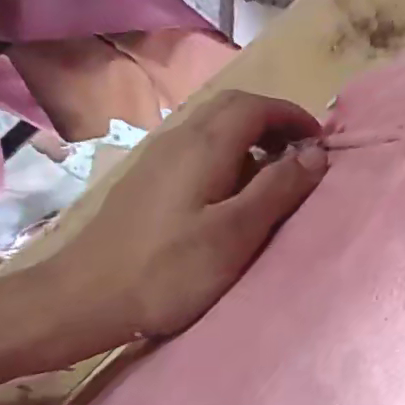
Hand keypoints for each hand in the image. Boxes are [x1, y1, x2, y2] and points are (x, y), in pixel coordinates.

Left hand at [37, 90, 326, 344]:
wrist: (84, 298)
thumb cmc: (170, 270)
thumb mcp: (237, 233)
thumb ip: (278, 188)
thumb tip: (316, 153)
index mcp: (204, 146)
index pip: (256, 106)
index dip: (292, 116)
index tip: (320, 143)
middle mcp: (179, 139)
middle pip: (232, 107)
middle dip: (273, 121)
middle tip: (300, 155)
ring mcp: (158, 158)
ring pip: (213, 126)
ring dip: (251, 137)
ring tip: (274, 175)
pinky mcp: (147, 179)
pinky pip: (197, 147)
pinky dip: (228, 154)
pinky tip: (231, 193)